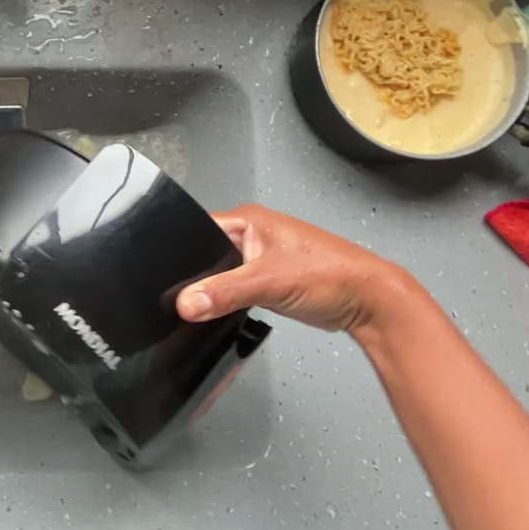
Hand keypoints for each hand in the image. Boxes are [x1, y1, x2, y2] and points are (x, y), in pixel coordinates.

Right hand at [176, 204, 423, 334]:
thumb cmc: (328, 276)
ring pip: (219, 272)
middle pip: (206, 252)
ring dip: (209, 288)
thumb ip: (224, 292)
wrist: (368, 303)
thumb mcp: (269, 282)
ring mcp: (258, 258)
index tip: (160, 273)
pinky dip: (224, 298)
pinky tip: (213, 310)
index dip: (178, 249)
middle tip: (173, 294)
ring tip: (189, 304)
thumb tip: (184, 304)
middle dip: (193, 273)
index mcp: (248, 219)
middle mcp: (250, 234)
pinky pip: (232, 287)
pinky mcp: (264, 280)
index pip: (198, 229)